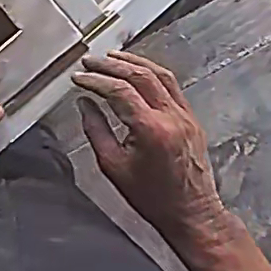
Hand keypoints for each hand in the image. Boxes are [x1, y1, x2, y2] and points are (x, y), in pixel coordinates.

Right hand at [73, 51, 227, 240]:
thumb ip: (96, 130)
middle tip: (90, 62)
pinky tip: (138, 70)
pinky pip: (172, 85)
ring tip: (111, 57)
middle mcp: (171, 116)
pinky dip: (152, 72)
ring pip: (158, 74)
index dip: (95, 80)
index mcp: (150, 129)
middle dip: (110, 65)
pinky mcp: (191, 118)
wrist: (191, 213)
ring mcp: (184, 115)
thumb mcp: (113, 166)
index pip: (118, 91)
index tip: (79, 78)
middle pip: (138, 75)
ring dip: (133, 62)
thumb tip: (85, 104)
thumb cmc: (153, 197)